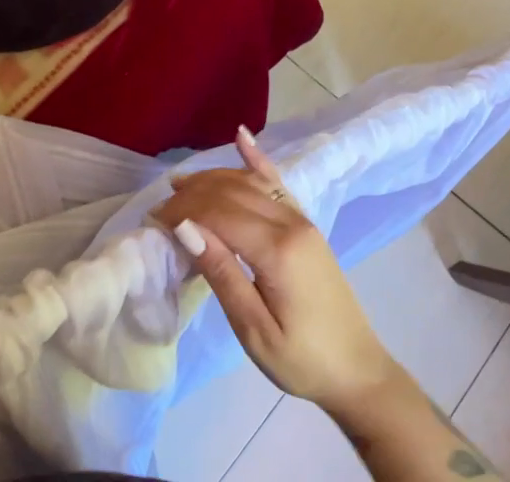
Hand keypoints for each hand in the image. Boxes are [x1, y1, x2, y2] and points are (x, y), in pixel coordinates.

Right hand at [152, 128, 405, 415]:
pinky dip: (256, 159)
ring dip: (212, 178)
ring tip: (178, 185)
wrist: (357, 371)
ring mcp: (302, 221)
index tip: (152, 222)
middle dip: (191, 194)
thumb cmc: (301, 360)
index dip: (182, 211)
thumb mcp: (254, 329)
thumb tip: (185, 228)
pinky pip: (277, 183)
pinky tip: (241, 137)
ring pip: (250, 182)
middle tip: (159, 211)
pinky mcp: (306, 226)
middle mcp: (291, 224)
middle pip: (232, 191)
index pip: (218, 213)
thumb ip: (222, 274)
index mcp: (277, 251)